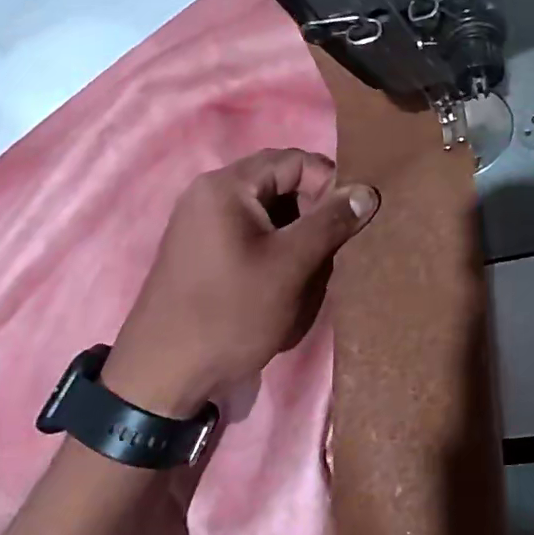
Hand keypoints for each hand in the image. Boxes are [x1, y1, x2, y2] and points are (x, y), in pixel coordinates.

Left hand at [100, 148, 377, 417]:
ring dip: (302, 234)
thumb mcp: (290, 266)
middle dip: (318, 211)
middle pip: (283, 184)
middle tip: (338, 247)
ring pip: (273, 212)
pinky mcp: (207, 252)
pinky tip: (292, 281)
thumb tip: (368, 191)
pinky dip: (282, 249)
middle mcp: (211, 195)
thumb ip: (331, 222)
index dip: (331, 183)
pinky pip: (256, 234)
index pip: (295, 161)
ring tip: (315, 269)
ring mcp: (206, 224)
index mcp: (227, 186)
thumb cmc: (231, 313)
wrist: (166, 373)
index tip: (353, 220)